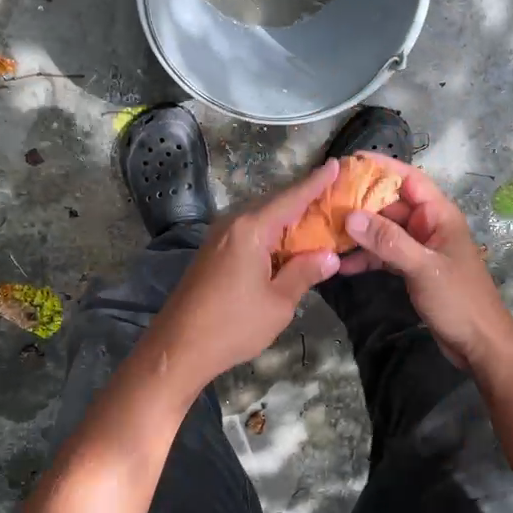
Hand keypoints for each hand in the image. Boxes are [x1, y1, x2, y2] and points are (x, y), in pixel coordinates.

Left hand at [146, 161, 343, 385]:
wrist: (177, 348)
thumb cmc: (231, 325)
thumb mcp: (278, 303)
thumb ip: (305, 273)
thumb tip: (331, 256)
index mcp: (252, 229)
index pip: (292, 198)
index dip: (316, 182)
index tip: (336, 163)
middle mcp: (234, 223)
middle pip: (276, 203)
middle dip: (304, 198)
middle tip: (334, 193)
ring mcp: (219, 236)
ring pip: (262, 217)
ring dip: (288, 217)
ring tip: (317, 216)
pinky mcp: (213, 251)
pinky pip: (249, 231)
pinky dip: (272, 232)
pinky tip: (286, 242)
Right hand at [336, 154, 512, 370]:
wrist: (481, 346)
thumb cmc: (460, 300)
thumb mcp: (423, 267)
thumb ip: (388, 241)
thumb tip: (351, 216)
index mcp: (439, 214)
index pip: (408, 178)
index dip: (381, 166)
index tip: (349, 161)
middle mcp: (428, 225)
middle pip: (390, 204)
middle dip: (360, 202)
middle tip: (325, 201)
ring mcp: (419, 247)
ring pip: (383, 229)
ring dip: (358, 232)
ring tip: (325, 232)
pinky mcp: (412, 269)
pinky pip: (384, 254)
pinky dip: (364, 257)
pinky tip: (340, 264)